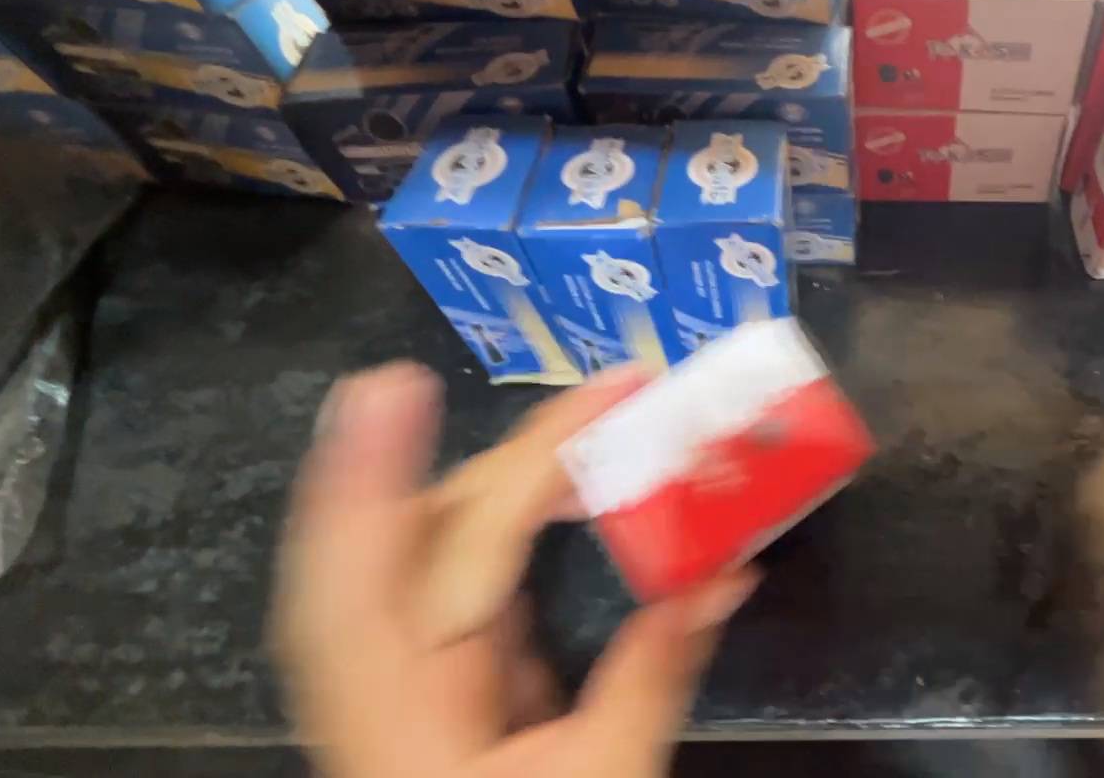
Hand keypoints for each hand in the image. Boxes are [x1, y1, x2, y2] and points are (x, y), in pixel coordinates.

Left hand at [275, 362, 755, 777]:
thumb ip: (655, 673)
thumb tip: (726, 571)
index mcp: (400, 716)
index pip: (421, 571)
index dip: (438, 470)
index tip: (446, 386)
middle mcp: (378, 673)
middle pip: (407, 532)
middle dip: (502, 449)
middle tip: (604, 392)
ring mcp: (403, 658)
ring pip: (432, 533)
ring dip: (514, 467)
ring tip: (601, 418)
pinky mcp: (441, 654)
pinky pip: (468, 556)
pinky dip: (521, 504)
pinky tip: (576, 482)